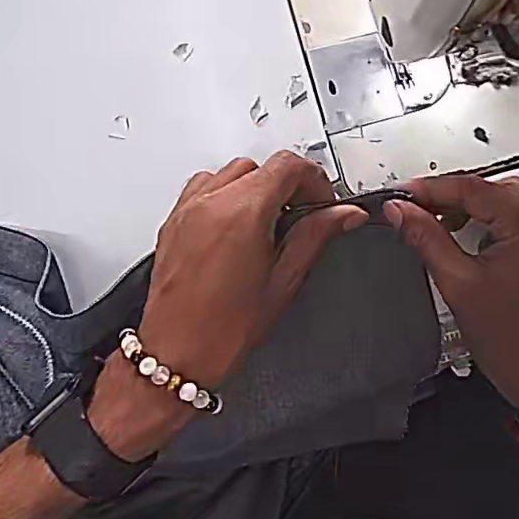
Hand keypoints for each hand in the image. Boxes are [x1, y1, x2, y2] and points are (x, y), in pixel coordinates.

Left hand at [86, 152, 366, 459]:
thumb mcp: (284, 281)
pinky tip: (237, 224)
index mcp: (242, 214)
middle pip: (262, 166)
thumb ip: (315, 237)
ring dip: (257, 187)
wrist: (177, 353)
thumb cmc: (222, 329)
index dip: (315, 181)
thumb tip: (343, 215)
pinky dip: (226, 193)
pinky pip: (205, 185)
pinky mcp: (174, 219)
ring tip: (269, 222)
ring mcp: (188, 209)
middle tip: (302, 217)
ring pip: (233, 171)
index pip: (288, 165)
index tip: (323, 203)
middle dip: (288, 185)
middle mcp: (211, 203)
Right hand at [384, 175, 518, 414]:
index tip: (402, 194)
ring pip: (503, 204)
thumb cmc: (517, 344)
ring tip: (433, 223)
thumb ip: (426, 238)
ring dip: (468, 208)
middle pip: (490, 189)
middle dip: (448, 196)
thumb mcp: (458, 284)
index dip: (430, 189)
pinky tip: (463, 238)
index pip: (472, 188)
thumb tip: (403, 211)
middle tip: (413, 207)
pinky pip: (516, 223)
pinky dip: (487, 224)